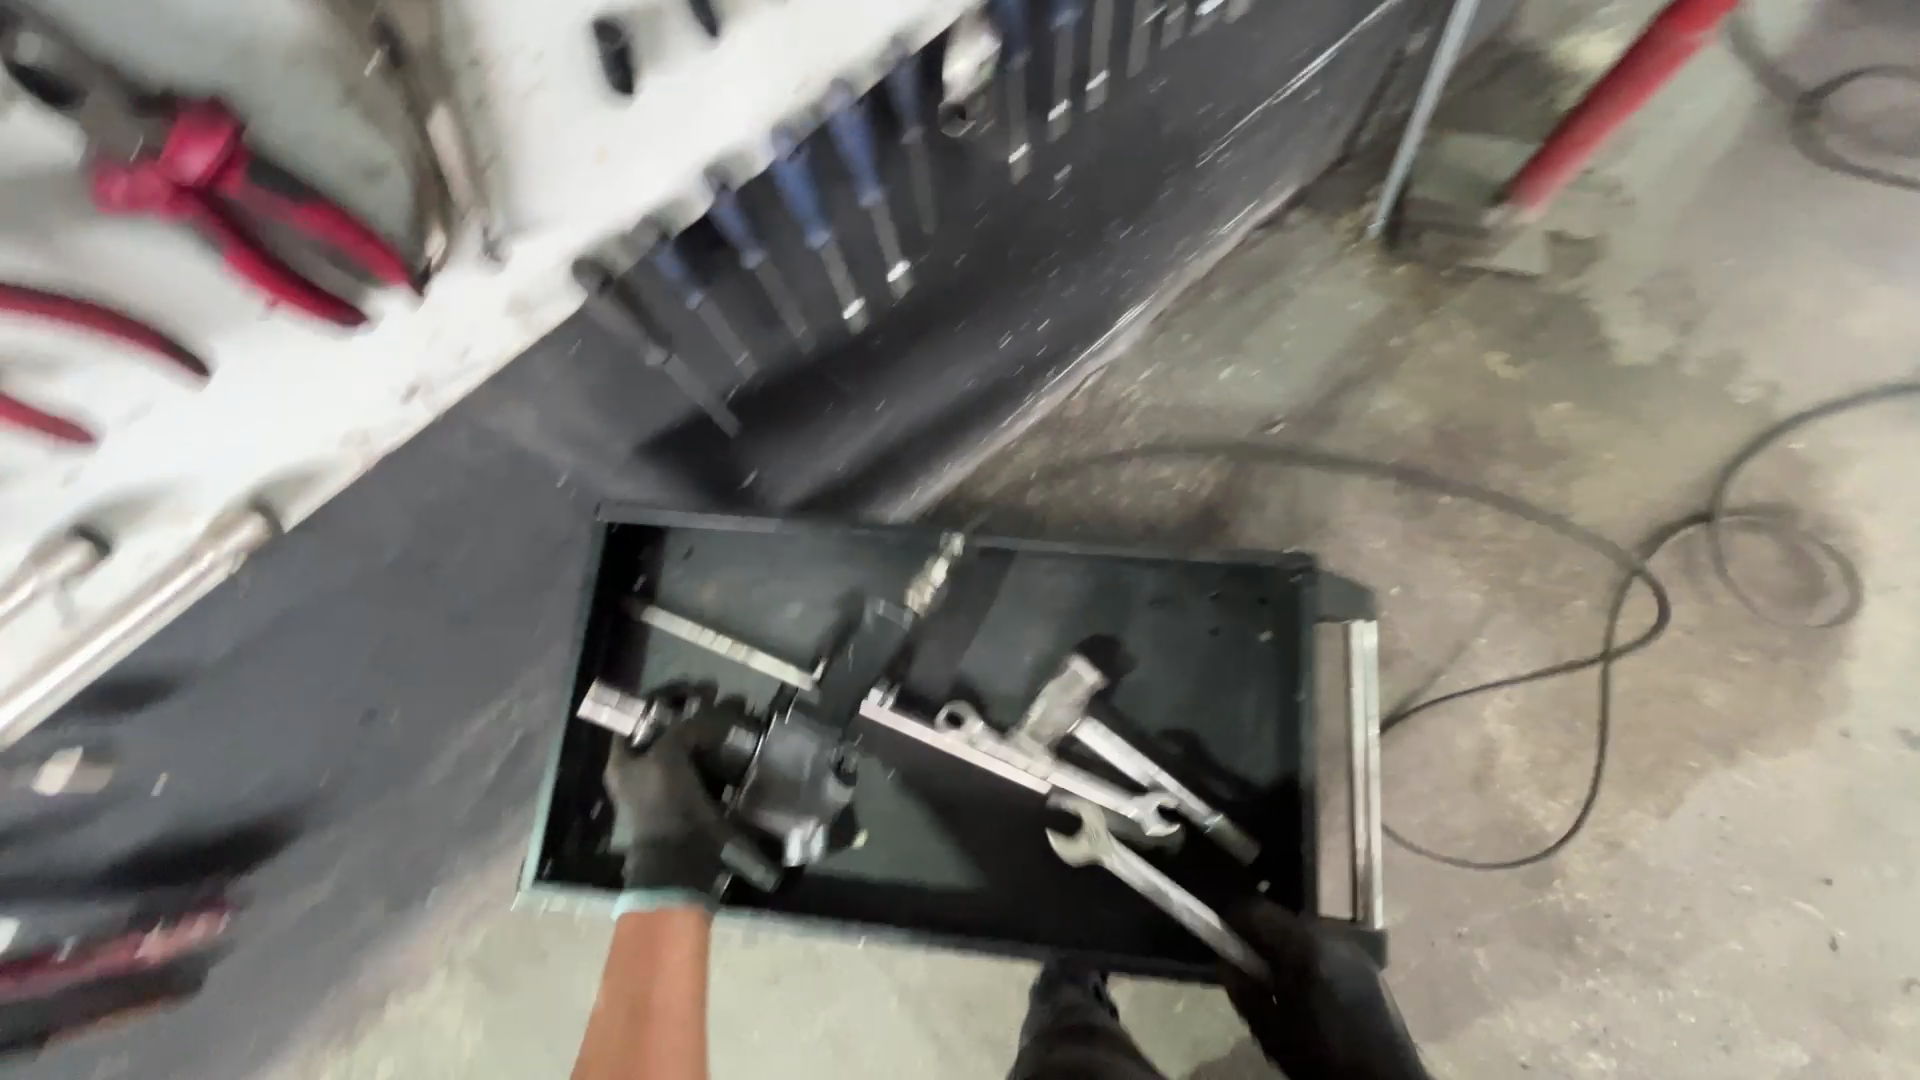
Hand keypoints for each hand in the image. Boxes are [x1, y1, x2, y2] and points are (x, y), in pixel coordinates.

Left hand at [601, 689, 757, 909]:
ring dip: (715, 724)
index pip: (639, 714)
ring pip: (695, 741)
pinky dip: (727, 747)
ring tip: (739, 707)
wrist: (682, 857)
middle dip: (696, 708)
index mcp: (624, 758)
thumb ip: (687, 726)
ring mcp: (673, 781)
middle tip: (719, 694)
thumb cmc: (663, 802)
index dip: (663, 696)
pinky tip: (744, 734)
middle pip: (670, 726)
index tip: (691, 687)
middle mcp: (645, 767)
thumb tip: (717, 708)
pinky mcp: (698, 793)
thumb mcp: (668, 756)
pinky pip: (712, 761)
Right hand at [1220, 902, 1430, 1079]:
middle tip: (1251, 971)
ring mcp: (1355, 951)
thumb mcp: (1270, 1032)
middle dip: (1260, 938)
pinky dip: (1310, 961)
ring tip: (1283, 988)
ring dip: (1286, 950)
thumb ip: (1242, 988)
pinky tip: (1312, 996)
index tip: (1221, 939)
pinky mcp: (1370, 967)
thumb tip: (1224, 959)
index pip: (1256, 909)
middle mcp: (1332, 937)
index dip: (1233, 920)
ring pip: (1304, 934)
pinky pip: (1327, 950)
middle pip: (1281, 920)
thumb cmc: (1323, 1061)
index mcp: (1305, 948)